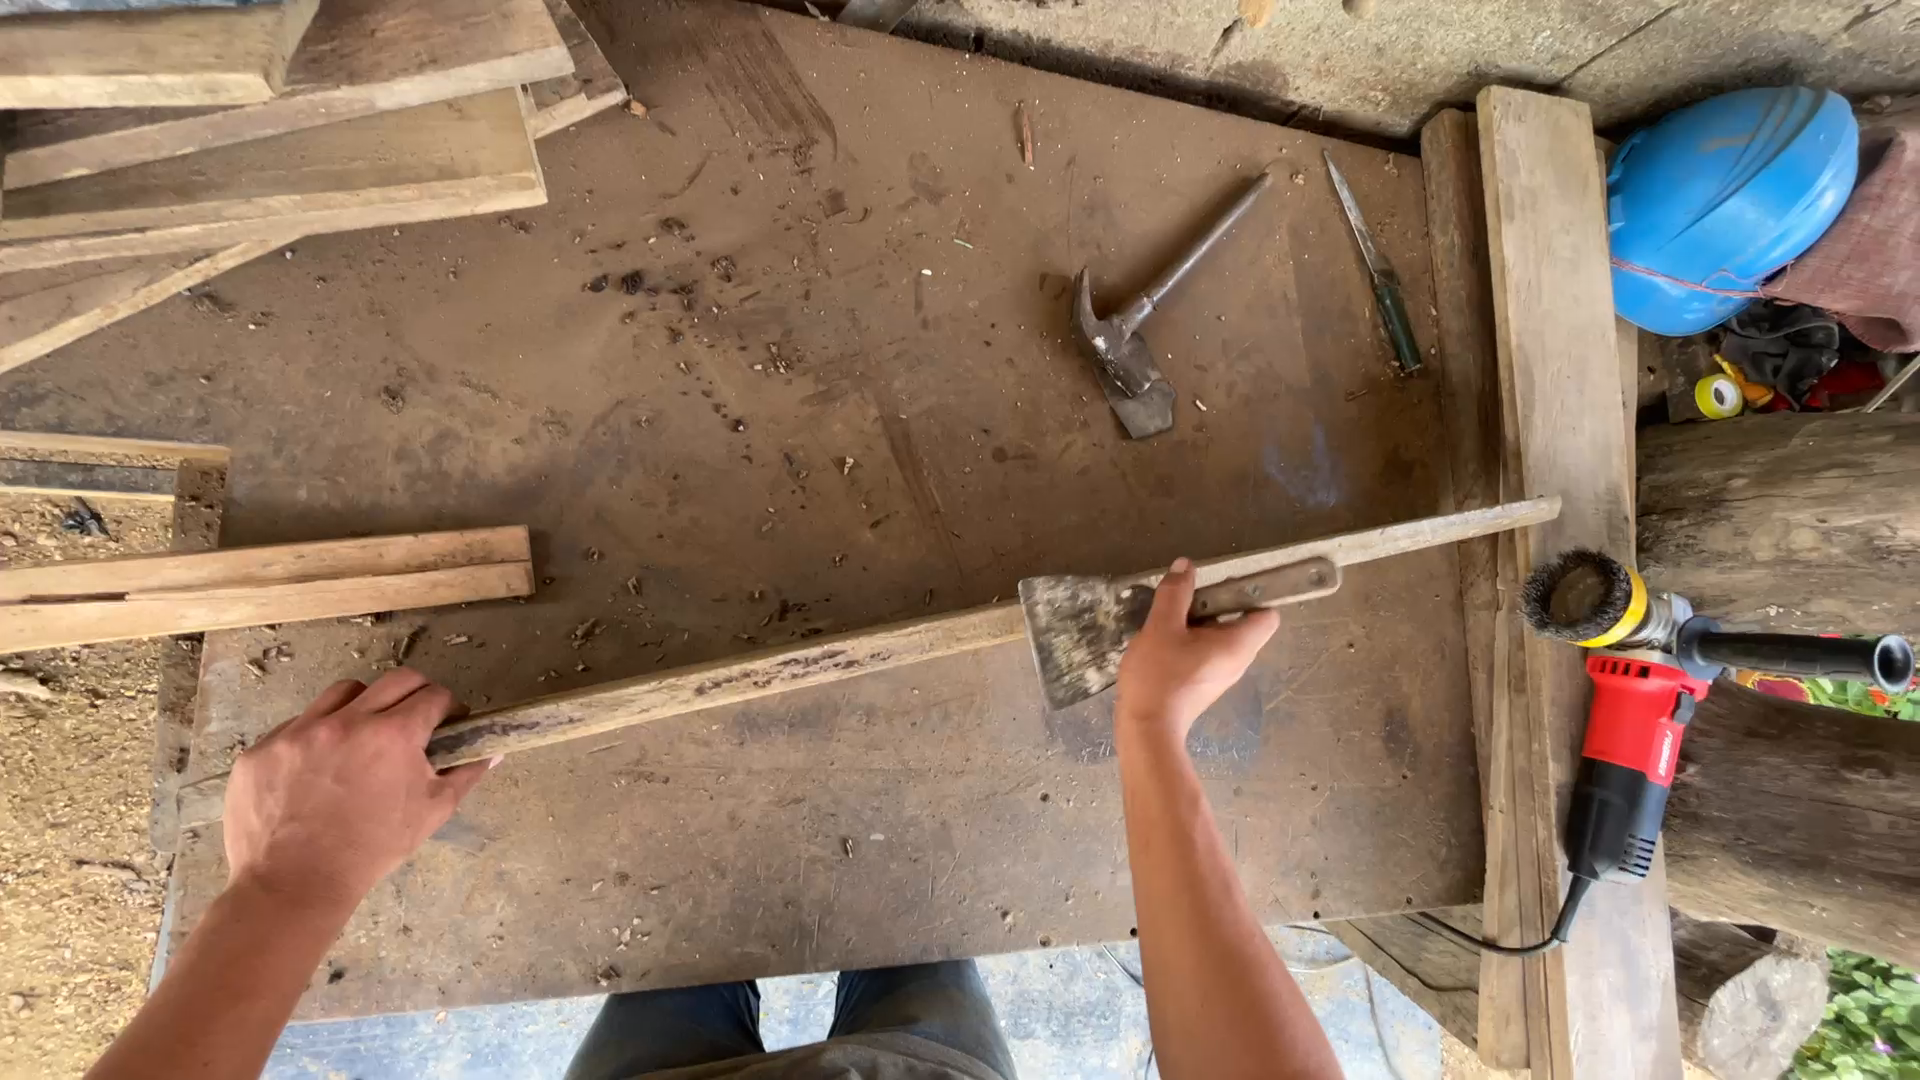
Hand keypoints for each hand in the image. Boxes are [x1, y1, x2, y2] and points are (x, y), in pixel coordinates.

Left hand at [223, 669, 496, 912]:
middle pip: (396, 680)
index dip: (449, 707)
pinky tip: (321, 764)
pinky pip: (298, 724)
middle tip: (417, 718)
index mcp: (394, 734)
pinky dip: (318, 734)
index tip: (449, 722)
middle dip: (417, 693)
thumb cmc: (373, 848)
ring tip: (364, 733)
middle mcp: (347, 722)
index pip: (435, 695)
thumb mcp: (433, 810)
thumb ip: (466, 774)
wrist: (292, 885)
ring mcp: (297, 734)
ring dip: (365, 704)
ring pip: (344, 692)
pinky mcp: (260, 751)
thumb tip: (492, 753)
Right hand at [1115, 558, 1279, 741]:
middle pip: (1239, 622)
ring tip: (1166, 619)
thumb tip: (1185, 565)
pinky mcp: (1203, 684)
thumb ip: (1175, 593)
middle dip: (1213, 605)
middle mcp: (1238, 660)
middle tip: (1183, 600)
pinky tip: (1161, 642)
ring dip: (1196, 624)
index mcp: (1238, 644)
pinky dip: (1189, 642)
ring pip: (1218, 638)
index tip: (1219, 585)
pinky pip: (1205, 653)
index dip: (1250, 595)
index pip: (1267, 614)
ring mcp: (1221, 675)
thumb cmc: (1159, 674)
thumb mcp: (1161, 626)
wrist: (1146, 727)